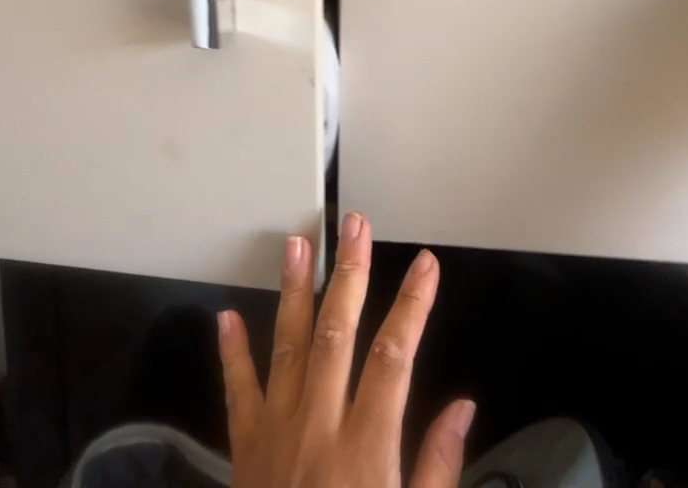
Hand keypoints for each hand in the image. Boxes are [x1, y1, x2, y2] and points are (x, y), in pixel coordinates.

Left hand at [217, 213, 474, 487]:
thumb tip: (462, 406)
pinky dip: (232, 355)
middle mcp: (318, 428)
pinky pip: (237, 395)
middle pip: (336, 334)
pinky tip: (225, 317)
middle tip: (354, 225)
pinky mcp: (244, 453)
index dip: (412, 304)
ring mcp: (275, 436)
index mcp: (365, 447)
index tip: (425, 263)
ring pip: (286, 348)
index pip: (395, 356)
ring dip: (293, 292)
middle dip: (349, 274)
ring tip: (297, 244)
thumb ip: (438, 466)